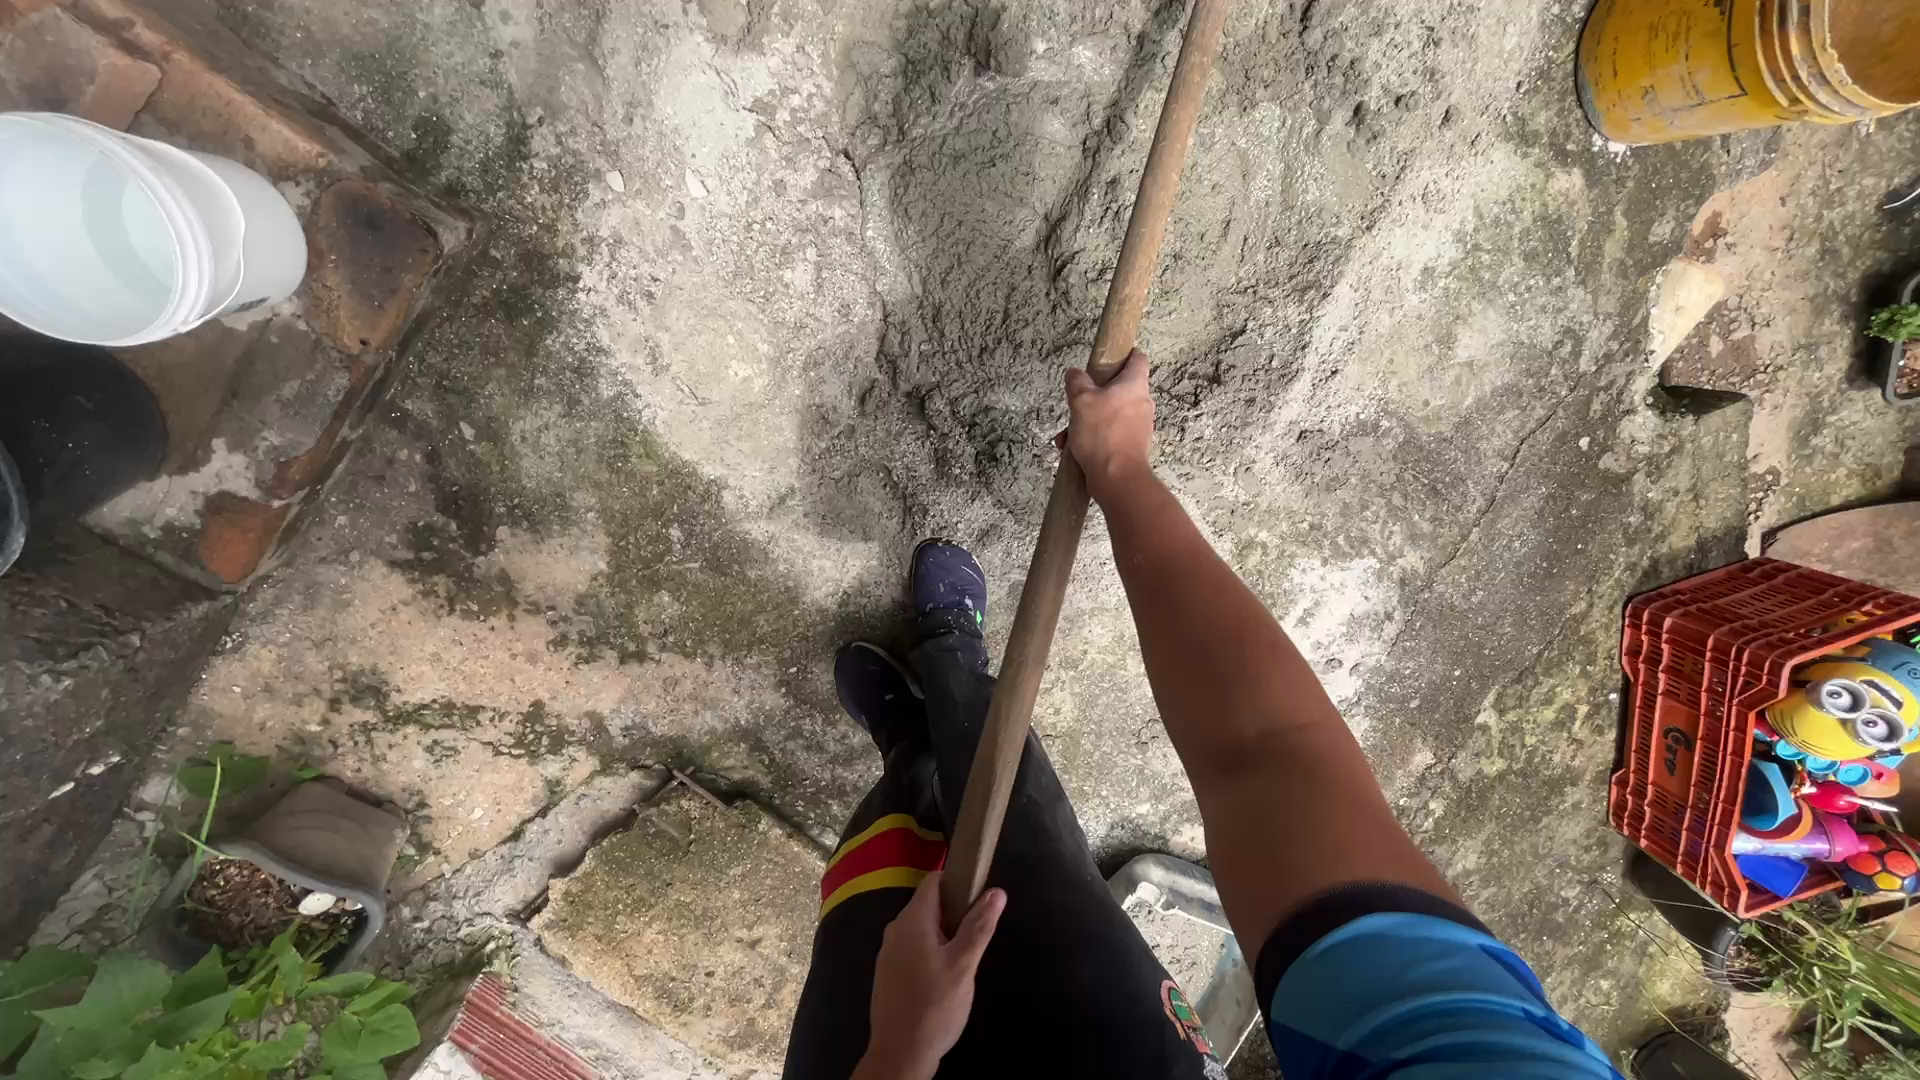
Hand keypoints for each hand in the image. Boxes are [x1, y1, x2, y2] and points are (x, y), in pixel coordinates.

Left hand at [854, 871, 1005, 1079]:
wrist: (899, 1056)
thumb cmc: (934, 1007)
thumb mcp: (964, 965)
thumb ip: (979, 926)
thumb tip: (996, 891)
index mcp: (912, 919)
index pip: (934, 880)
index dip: (957, 882)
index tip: (978, 897)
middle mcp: (895, 928)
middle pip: (929, 904)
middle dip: (954, 912)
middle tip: (976, 936)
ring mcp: (888, 951)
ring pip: (922, 928)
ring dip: (944, 934)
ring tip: (963, 959)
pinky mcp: (888, 972)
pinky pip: (912, 947)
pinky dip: (930, 951)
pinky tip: (943, 977)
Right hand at [1064, 349, 1153, 505]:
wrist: (1117, 478)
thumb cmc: (1103, 435)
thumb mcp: (1080, 401)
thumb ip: (1076, 382)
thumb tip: (1074, 374)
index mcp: (1135, 385)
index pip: (1137, 358)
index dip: (1123, 355)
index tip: (1106, 359)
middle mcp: (1142, 403)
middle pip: (1118, 389)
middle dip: (1093, 396)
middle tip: (1077, 403)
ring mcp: (1138, 426)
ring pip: (1110, 414)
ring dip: (1087, 421)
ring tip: (1068, 434)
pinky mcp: (1131, 445)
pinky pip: (1110, 434)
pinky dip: (1092, 438)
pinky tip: (1072, 449)